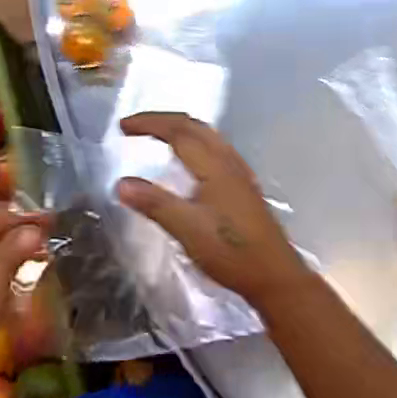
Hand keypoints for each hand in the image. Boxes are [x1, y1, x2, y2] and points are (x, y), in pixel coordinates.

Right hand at [114, 112, 313, 306]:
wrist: (276, 278)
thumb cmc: (230, 253)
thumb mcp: (187, 229)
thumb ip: (154, 203)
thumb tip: (120, 183)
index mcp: (214, 166)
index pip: (178, 131)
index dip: (149, 123)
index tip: (123, 126)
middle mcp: (229, 162)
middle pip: (194, 126)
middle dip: (162, 120)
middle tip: (135, 126)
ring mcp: (240, 174)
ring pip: (207, 135)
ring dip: (179, 128)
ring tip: (158, 134)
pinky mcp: (244, 187)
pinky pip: (215, 148)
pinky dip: (193, 141)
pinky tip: (190, 159)